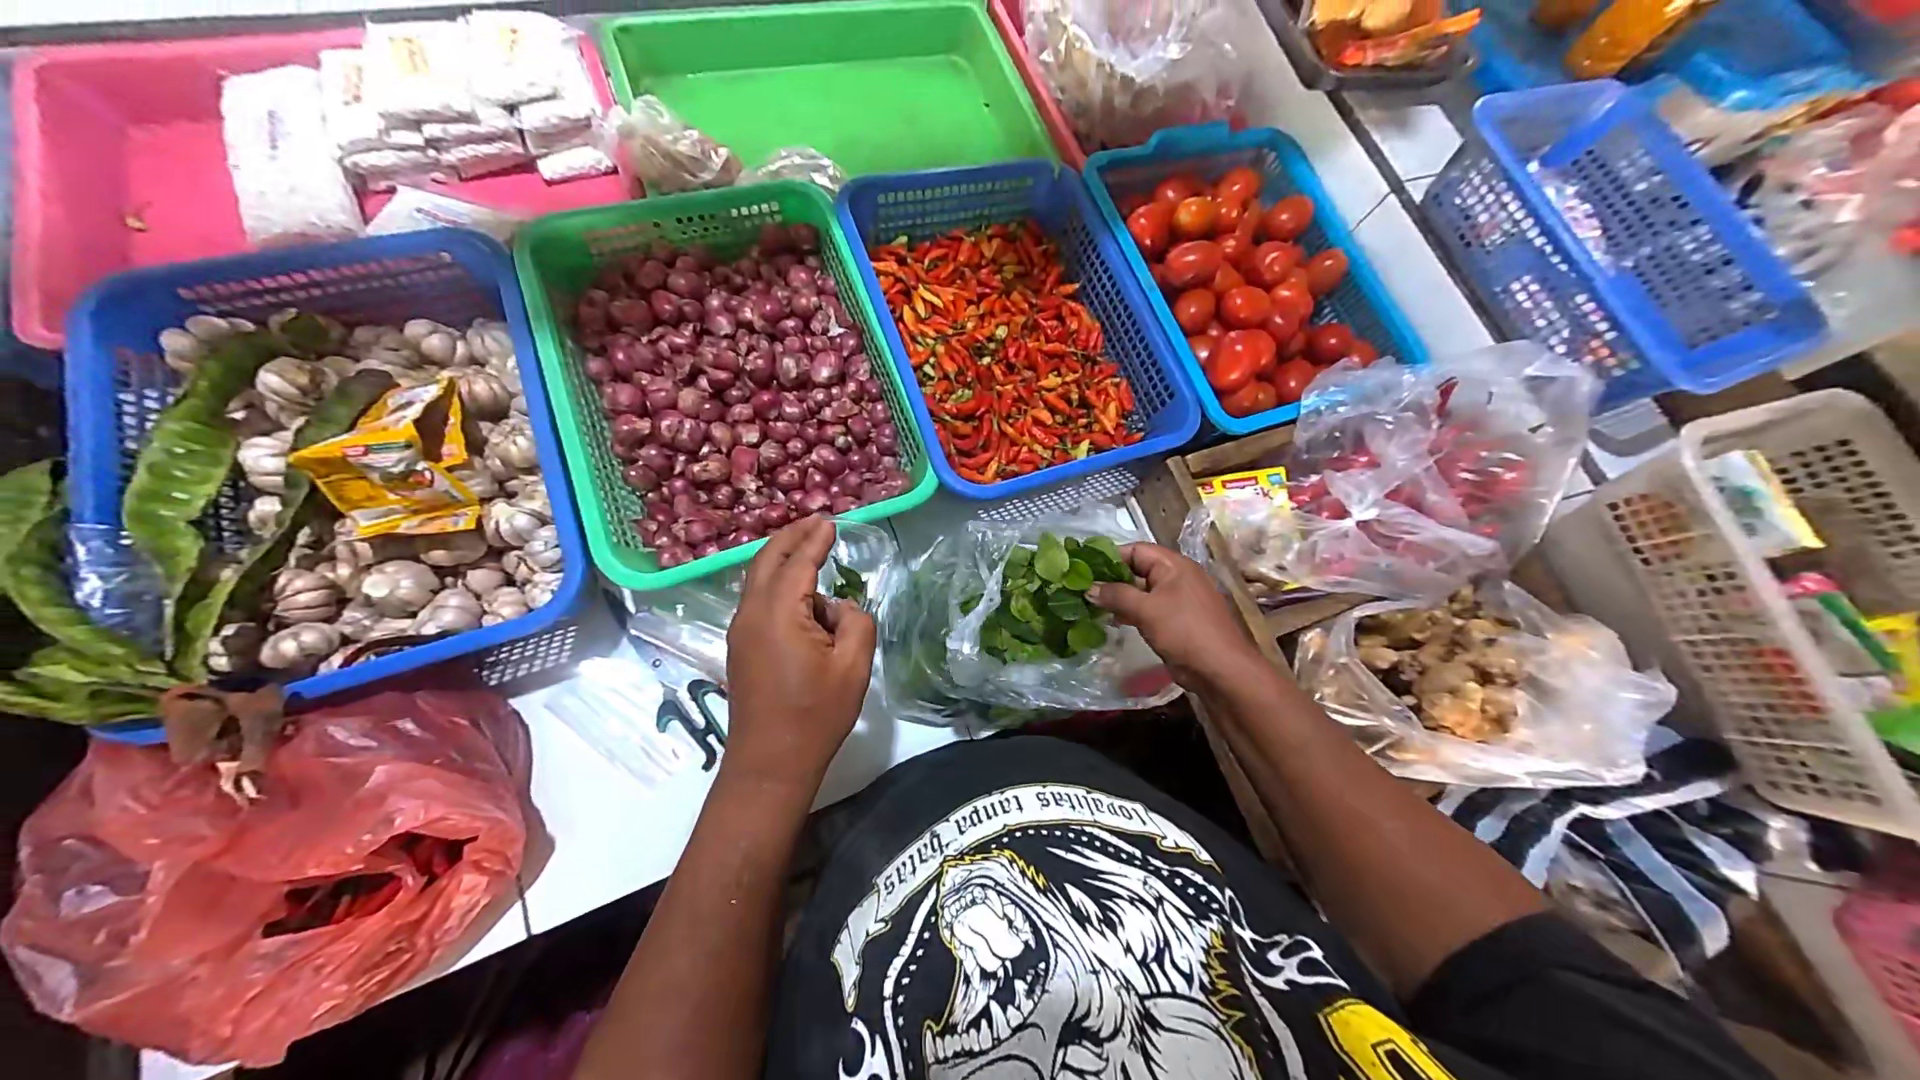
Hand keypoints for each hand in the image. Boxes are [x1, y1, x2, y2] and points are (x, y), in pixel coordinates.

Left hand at [724, 516, 874, 788]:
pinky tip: (801, 594)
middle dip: (791, 537)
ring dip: (783, 560)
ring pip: (758, 580)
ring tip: (812, 552)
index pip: (798, 562)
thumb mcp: (854, 666)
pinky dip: (777, 584)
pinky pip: (758, 600)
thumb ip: (856, 622)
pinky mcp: (741, 646)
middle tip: (816, 523)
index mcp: (777, 613)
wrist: (770, 762)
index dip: (815, 538)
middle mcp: (751, 614)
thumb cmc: (816, 715)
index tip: (831, 520)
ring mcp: (740, 631)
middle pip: (766, 560)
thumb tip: (840, 607)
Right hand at [1088, 543, 1263, 691]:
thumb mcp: (1145, 609)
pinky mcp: (1178, 620)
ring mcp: (1179, 599)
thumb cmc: (1184, 631)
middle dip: (1113, 578)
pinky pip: (1150, 607)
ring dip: (1121, 597)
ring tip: (1094, 605)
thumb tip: (1089, 587)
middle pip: (1139, 569)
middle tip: (1085, 588)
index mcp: (1174, 565)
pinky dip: (1133, 611)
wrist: (1221, 669)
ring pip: (1143, 590)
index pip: (1136, 550)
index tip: (1085, 569)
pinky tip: (1115, 620)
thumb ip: (1116, 595)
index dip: (1110, 557)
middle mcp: (1177, 577)